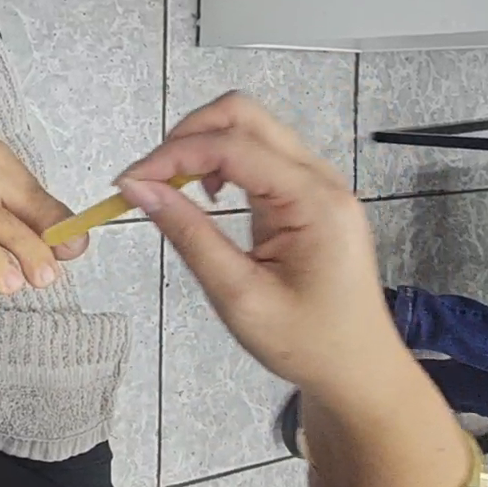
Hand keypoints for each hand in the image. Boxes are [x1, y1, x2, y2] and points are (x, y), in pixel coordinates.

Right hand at [116, 92, 402, 395]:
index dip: (172, 155)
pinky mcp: (304, 191)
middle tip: (151, 176)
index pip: (231, 147)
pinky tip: (203, 191)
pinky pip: (255, 151)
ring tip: (170, 185)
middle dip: (187, 134)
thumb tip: (137, 189)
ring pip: (247, 126)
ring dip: (201, 143)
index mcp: (313, 201)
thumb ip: (188, 234)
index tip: (127, 182)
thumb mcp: (238, 295)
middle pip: (243, 115)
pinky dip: (217, 158)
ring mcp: (315, 181)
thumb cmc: (305, 342)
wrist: (359, 371)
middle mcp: (319, 177)